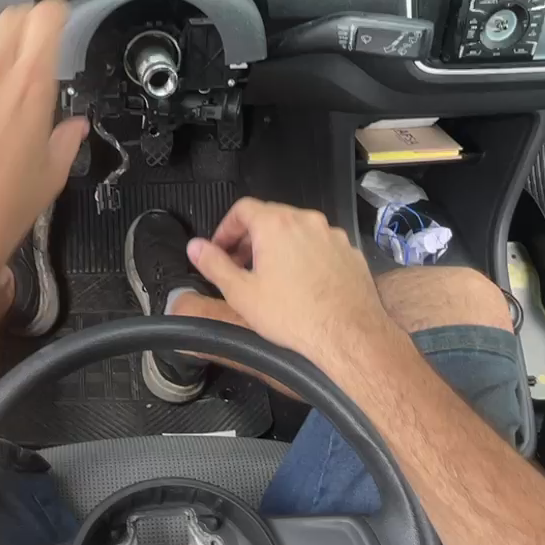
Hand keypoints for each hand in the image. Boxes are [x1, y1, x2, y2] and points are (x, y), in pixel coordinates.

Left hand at [0, 0, 87, 283]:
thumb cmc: (2, 205)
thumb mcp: (51, 173)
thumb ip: (66, 140)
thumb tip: (74, 127)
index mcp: (30, 87)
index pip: (45, 21)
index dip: (54, 11)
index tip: (55, 14)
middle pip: (8, 16)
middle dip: (22, 15)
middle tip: (24, 24)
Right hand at [187, 198, 400, 368]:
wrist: (348, 335)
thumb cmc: (294, 316)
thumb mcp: (240, 292)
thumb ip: (213, 264)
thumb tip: (195, 247)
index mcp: (276, 225)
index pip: (242, 209)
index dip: (225, 228)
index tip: (219, 249)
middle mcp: (307, 222)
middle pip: (270, 217)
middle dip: (249, 238)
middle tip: (239, 265)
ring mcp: (332, 235)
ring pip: (296, 231)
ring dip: (277, 246)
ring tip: (269, 277)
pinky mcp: (349, 252)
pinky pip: (319, 245)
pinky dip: (303, 256)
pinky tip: (299, 284)